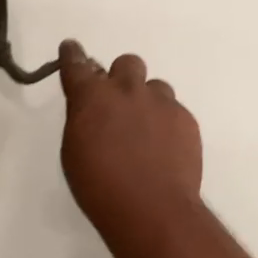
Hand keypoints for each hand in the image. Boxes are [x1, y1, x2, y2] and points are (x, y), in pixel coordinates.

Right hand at [57, 40, 202, 229]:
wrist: (151, 208)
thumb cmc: (99, 185)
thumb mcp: (74, 150)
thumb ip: (82, 119)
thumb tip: (91, 108)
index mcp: (92, 96)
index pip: (77, 64)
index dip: (73, 55)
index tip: (72, 49)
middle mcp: (127, 90)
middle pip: (126, 63)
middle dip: (120, 78)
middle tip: (117, 103)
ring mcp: (161, 102)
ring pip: (155, 86)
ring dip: (146, 100)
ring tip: (145, 130)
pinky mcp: (185, 119)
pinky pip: (174, 110)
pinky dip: (166, 123)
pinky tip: (163, 148)